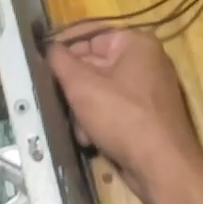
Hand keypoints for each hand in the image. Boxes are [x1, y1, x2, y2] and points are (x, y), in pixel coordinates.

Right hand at [47, 24, 202, 203]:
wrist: (163, 169)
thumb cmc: (123, 118)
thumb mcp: (82, 85)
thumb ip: (59, 60)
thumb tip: (47, 47)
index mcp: (136, 43)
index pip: (89, 34)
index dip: (62, 46)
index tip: (39, 60)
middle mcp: (146, 61)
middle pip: (93, 64)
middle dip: (73, 88)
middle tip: (56, 100)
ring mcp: (148, 90)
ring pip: (100, 90)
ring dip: (83, 110)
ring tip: (80, 128)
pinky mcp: (147, 116)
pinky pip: (113, 109)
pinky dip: (98, 121)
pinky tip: (91, 139)